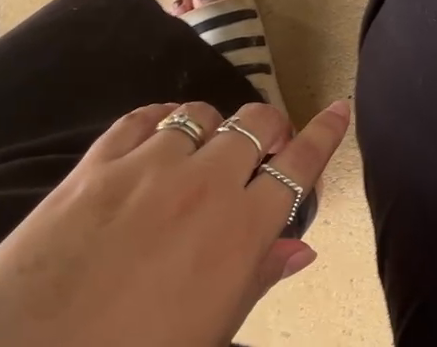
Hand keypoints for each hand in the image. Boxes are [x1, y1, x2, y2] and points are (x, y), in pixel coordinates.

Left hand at [0, 99, 350, 346]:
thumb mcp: (209, 332)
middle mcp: (203, 186)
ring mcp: (149, 167)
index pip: (299, 166)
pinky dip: (161, 121)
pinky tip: (160, 138)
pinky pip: (145, 116)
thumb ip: (258, 279)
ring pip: (204, 115)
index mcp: (239, 233)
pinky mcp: (98, 163)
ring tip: (204, 152)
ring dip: (214, 130)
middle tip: (263, 152)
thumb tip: (301, 249)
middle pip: (259, 124)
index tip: (338, 111)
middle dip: (272, 131)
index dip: (324, 134)